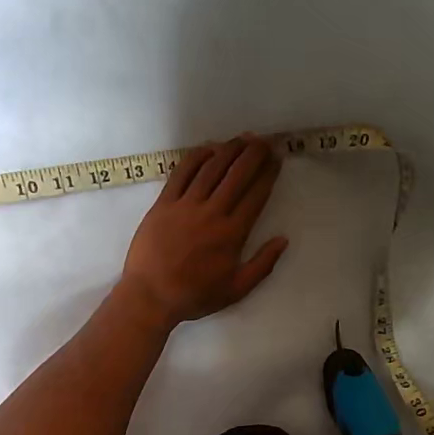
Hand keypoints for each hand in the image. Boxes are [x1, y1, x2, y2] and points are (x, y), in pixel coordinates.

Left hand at [121, 135, 287, 325]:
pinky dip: (197, 156)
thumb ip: (263, 264)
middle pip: (237, 175)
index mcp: (232, 234)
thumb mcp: (237, 289)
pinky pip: (182, 173)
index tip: (277, 158)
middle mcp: (212, 213)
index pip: (256, 195)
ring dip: (229, 149)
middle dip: (254, 154)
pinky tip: (209, 147)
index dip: (269, 173)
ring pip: (212, 168)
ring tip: (243, 138)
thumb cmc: (195, 296)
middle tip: (265, 140)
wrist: (150, 296)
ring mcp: (186, 205)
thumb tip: (283, 240)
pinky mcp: (164, 203)